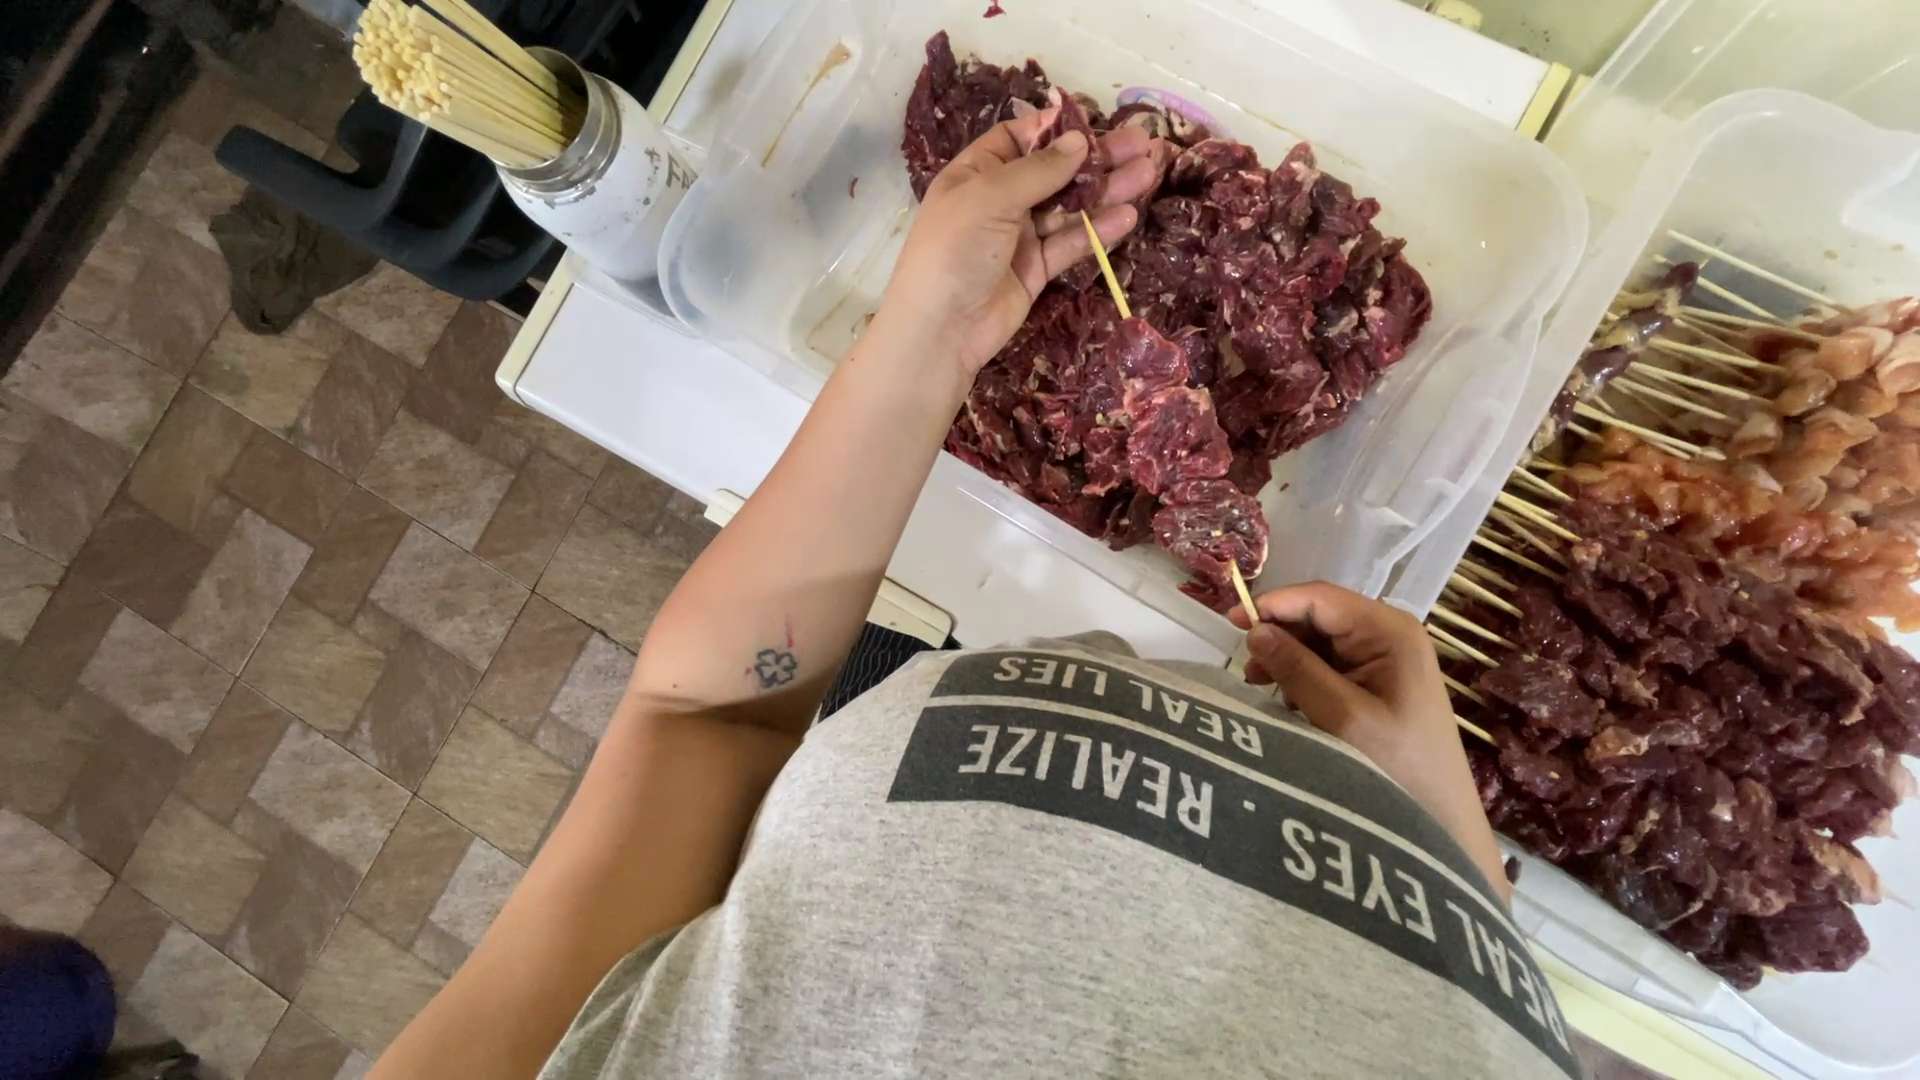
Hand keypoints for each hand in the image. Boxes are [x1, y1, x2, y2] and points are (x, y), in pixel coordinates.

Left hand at [878, 115, 1164, 376]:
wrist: (942, 329)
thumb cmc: (954, 251)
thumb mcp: (990, 198)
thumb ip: (1038, 170)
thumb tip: (1080, 141)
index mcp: (976, 174)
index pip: (1019, 139)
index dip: (1055, 129)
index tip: (1094, 122)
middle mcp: (998, 202)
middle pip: (1054, 172)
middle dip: (1097, 158)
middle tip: (1143, 144)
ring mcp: (1018, 238)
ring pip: (1069, 208)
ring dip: (1107, 191)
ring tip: (1149, 172)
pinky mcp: (1035, 271)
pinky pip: (1070, 244)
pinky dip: (1097, 231)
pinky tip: (1127, 215)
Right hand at [1230, 582, 1509, 896]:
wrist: (1439, 820)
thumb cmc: (1397, 764)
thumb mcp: (1341, 714)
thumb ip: (1296, 667)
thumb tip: (1255, 630)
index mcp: (1388, 631)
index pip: (1318, 597)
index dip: (1273, 603)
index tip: (1231, 622)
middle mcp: (1386, 636)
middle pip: (1316, 616)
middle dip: (1278, 634)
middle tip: (1245, 666)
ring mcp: (1381, 660)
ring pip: (1316, 641)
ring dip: (1284, 657)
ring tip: (1259, 685)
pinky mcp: (1373, 683)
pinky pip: (1325, 664)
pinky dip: (1298, 675)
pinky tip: (1285, 699)